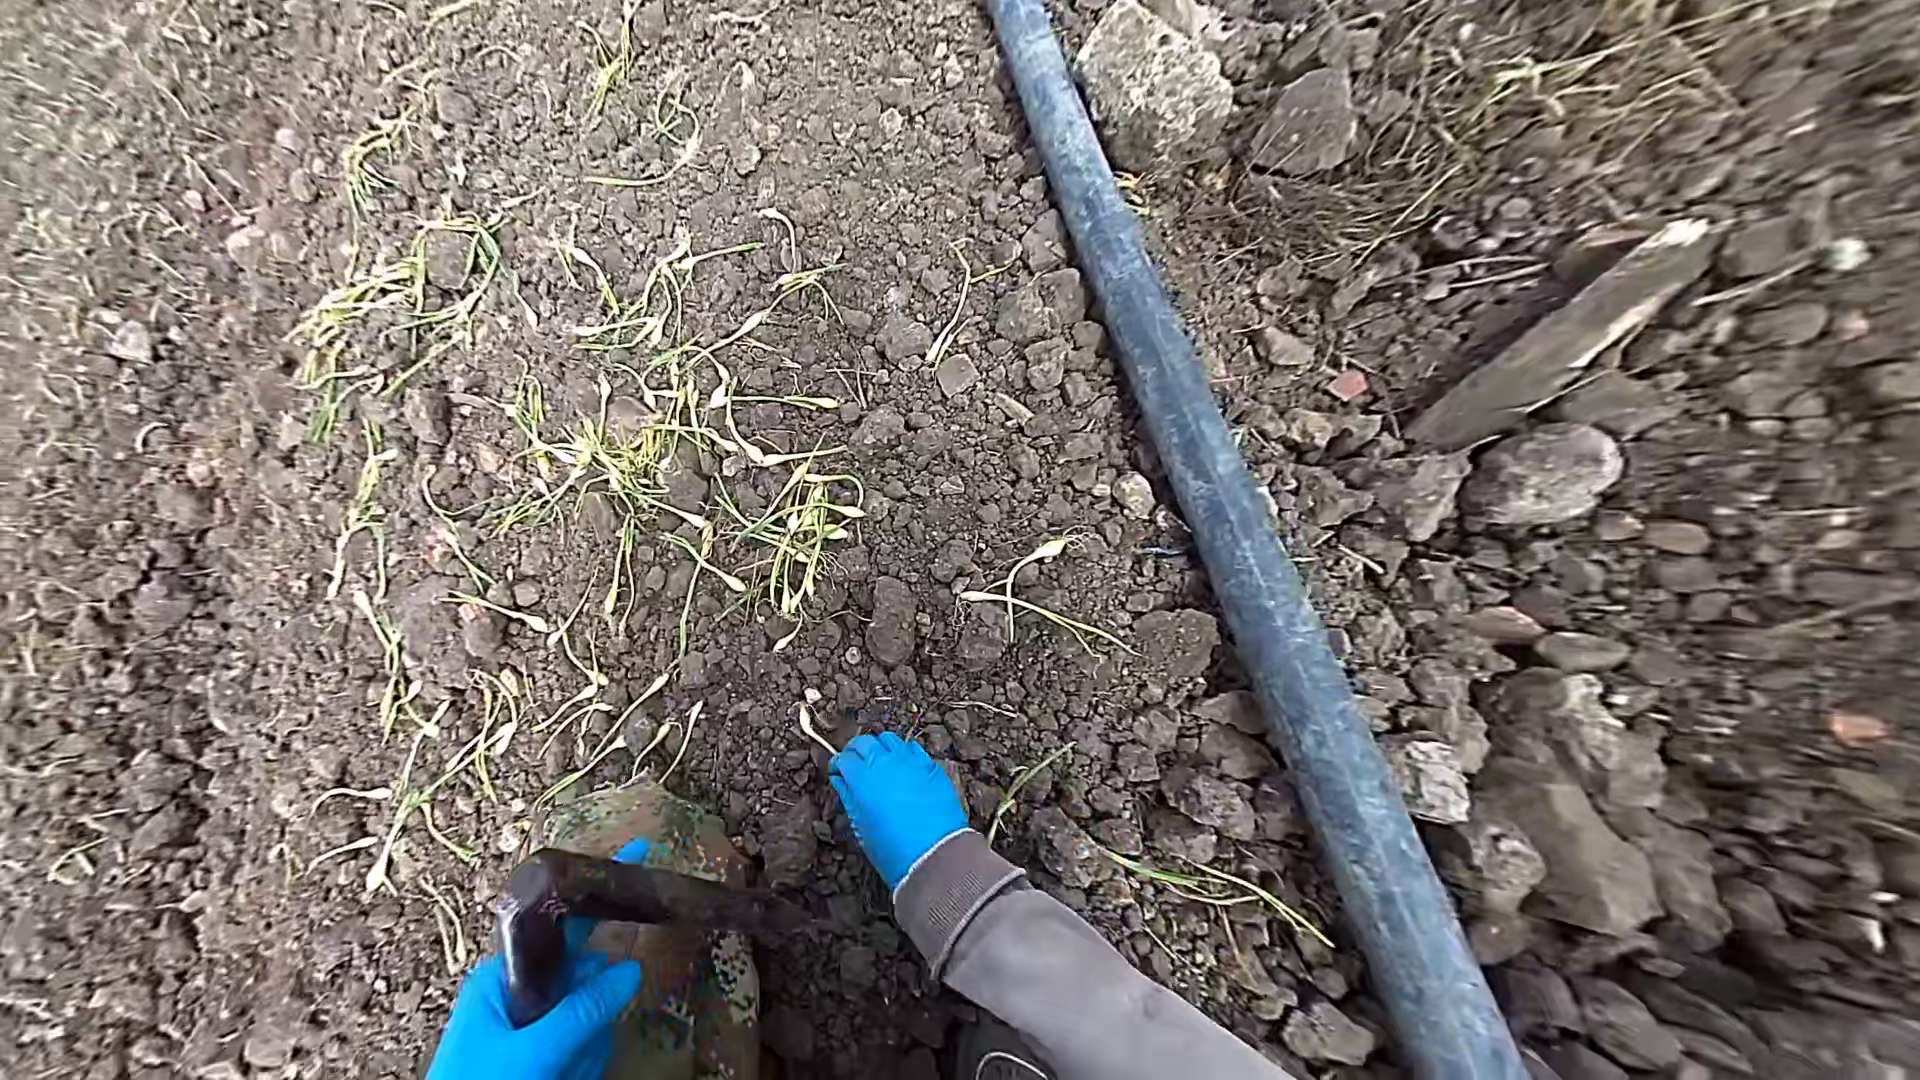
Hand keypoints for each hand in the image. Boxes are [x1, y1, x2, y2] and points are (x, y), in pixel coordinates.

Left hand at [425, 838, 651, 1079]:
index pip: (561, 916)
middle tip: (581, 1043)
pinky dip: (586, 1057)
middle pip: (587, 967)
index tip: (640, 850)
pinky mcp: (544, 1044)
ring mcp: (534, 1017)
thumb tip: (634, 968)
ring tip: (566, 1071)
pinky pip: (588, 1033)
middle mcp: (520, 988)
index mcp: (503, 975)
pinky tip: (569, 1075)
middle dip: (595, 1003)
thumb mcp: (529, 1054)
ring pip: (593, 1003)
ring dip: (589, 1039)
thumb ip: (582, 1011)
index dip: (600, 883)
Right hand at [829, 732, 968, 888]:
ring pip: (888, 738)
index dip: (838, 764)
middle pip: (864, 742)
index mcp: (863, 779)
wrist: (934, 854)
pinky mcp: (928, 764)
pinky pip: (911, 747)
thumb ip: (848, 797)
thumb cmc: (894, 849)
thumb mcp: (861, 827)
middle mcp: (885, 763)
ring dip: (879, 746)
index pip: (844, 758)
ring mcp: (909, 760)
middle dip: (855, 750)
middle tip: (853, 764)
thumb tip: (840, 780)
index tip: (837, 771)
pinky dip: (901, 751)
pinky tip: (900, 764)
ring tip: (877, 761)